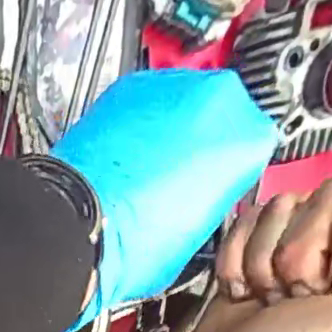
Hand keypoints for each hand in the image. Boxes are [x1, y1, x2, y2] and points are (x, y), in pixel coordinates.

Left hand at [51, 69, 278, 327]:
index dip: (231, 174)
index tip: (216, 187)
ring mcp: (171, 87)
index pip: (255, 148)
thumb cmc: (131, 245)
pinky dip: (138, 126)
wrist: (75, 231)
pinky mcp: (128, 87)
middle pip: (223, 118)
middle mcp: (217, 99)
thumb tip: (198, 203)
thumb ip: (209, 207)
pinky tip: (124, 161)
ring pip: (185, 106)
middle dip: (203, 145)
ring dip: (171, 133)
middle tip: (178, 182)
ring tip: (146, 175)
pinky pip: (147, 104)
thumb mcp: (194, 241)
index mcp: (248, 139)